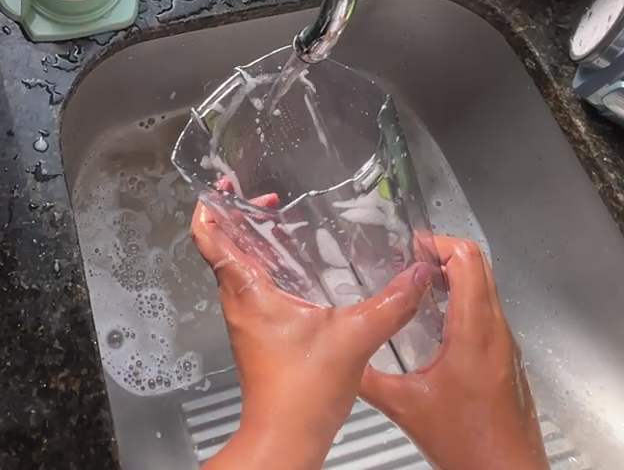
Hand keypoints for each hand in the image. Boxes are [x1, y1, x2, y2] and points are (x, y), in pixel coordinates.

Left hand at [192, 201, 430, 469]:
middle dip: (234, 216)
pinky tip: (292, 269)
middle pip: (219, 245)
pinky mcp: (255, 332)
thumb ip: (390, 305)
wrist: (286, 439)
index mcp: (245, 289)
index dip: (209, 205)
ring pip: (234, 266)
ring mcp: (244, 317)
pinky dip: (262, 267)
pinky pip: (249, 287)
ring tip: (273, 223)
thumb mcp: (353, 339)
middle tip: (256, 198)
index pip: (207, 236)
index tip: (220, 185)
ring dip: (249, 241)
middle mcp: (237, 299)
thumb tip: (417, 278)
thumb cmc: (300, 395)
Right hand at [360, 236, 549, 469]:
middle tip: (411, 259)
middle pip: (480, 266)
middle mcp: (497, 332)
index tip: (412, 246)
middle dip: (443, 254)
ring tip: (419, 284)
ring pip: (486, 288)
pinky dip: (463, 300)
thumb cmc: (470, 448)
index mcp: (475, 332)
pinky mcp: (508, 361)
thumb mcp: (404, 407)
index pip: (468, 260)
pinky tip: (436, 321)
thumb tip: (339, 353)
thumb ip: (367, 375)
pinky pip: (488, 312)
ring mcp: (507, 346)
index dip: (439, 243)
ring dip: (454, 276)